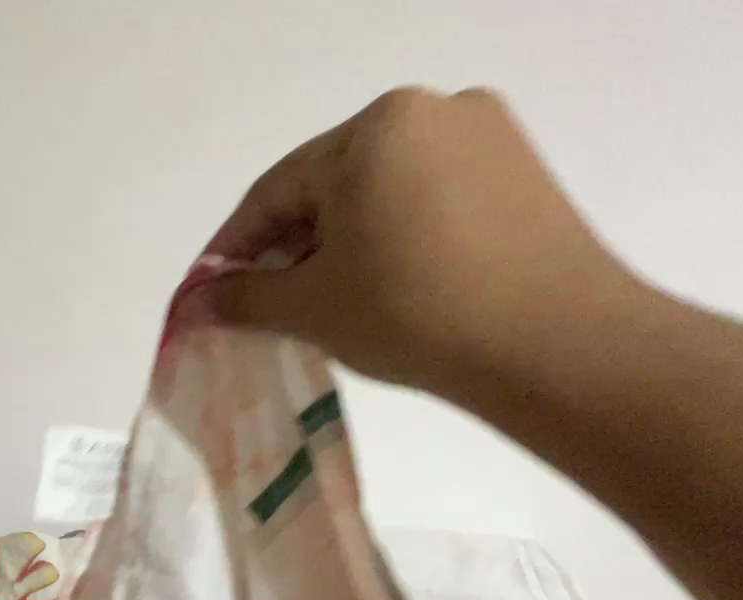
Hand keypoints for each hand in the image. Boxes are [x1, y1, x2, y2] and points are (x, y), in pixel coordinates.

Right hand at [206, 87, 647, 402]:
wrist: (550, 343)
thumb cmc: (409, 309)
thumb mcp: (306, 306)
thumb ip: (239, 298)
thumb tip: (192, 305)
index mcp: (374, 127)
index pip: (273, 192)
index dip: (230, 249)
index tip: (207, 294)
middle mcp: (432, 112)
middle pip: (326, 187)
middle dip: (285, 248)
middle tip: (259, 304)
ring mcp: (485, 137)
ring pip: (375, 194)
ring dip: (332, 246)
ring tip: (315, 303)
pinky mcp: (517, 173)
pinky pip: (422, 200)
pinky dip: (384, 240)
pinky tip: (372, 287)